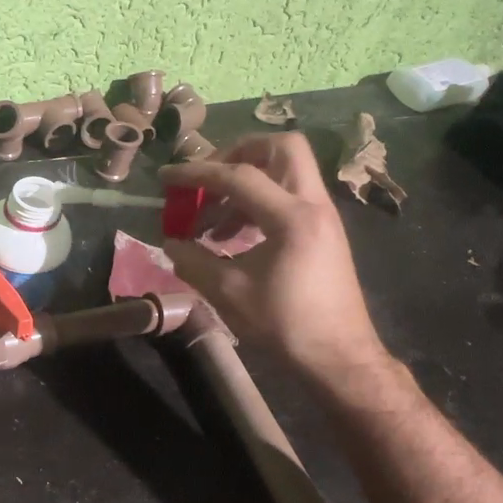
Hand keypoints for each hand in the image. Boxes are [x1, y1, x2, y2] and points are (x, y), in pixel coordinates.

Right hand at [159, 133, 390, 382]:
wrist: (336, 354)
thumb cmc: (284, 324)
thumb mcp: (228, 293)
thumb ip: (193, 261)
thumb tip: (171, 243)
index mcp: (291, 217)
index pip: (239, 176)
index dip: (197, 172)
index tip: (166, 176)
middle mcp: (313, 204)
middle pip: (280, 148)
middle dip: (236, 154)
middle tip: (205, 180)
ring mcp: (322, 216)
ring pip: (285, 171)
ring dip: (244, 183)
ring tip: (210, 221)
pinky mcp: (322, 231)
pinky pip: (288, 197)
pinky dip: (256, 203)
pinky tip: (231, 237)